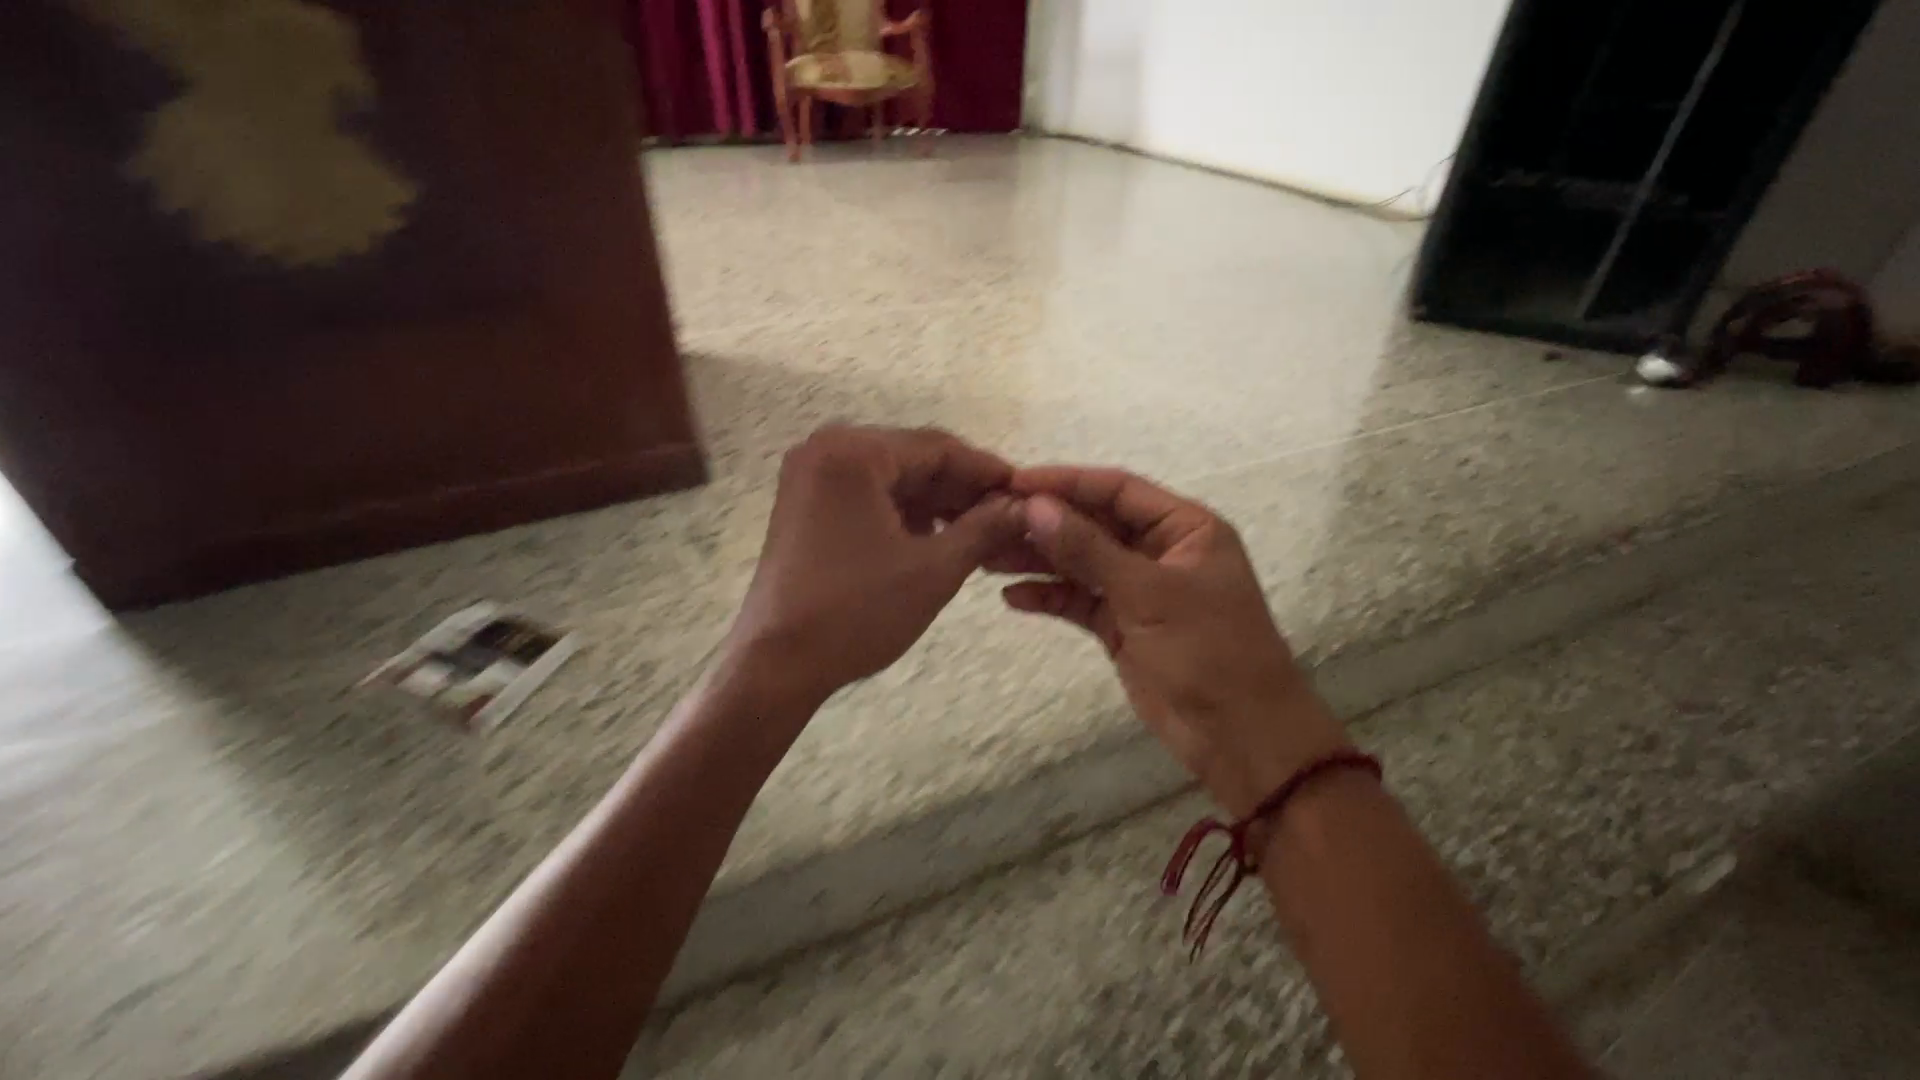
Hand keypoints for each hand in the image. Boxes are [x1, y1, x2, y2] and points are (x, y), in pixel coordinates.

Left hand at [727, 426, 1026, 707]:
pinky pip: (867, 496)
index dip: (988, 472)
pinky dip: (903, 514)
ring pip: (891, 479)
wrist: (777, 663)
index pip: (938, 448)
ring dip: (936, 503)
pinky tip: (936, 539)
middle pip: (913, 459)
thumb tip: (1027, 508)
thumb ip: (985, 528)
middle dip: (962, 490)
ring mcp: (809, 477)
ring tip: (981, 534)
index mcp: (853, 451)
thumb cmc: (857, 611)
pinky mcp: (804, 506)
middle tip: (1010, 518)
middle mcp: (825, 449)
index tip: (1028, 493)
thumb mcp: (934, 569)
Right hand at [1002, 467, 1351, 817]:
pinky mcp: (1123, 627)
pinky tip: (1013, 597)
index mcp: (1185, 528)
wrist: (1239, 735)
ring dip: (1039, 559)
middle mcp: (1161, 551)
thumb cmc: (1209, 651)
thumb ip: (1089, 549)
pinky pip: (1080, 602)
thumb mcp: (1148, 593)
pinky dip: (1050, 598)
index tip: (1012, 481)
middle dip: (1044, 523)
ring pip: (1081, 564)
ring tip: (987, 557)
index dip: (1065, 483)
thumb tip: (1034, 506)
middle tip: (990, 520)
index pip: (1117, 490)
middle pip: (1094, 525)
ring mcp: (1140, 591)